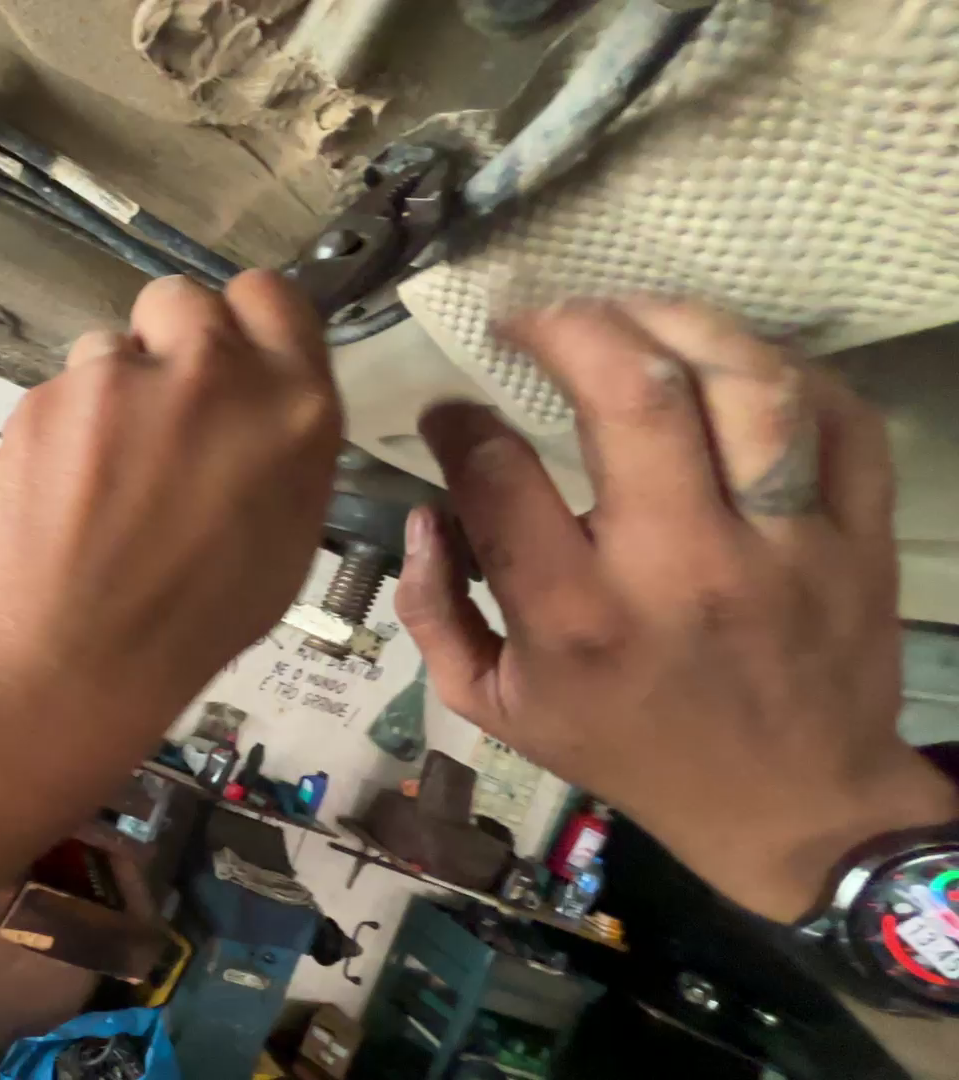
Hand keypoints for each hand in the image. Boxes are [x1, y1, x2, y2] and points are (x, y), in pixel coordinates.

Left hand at [0, 271, 340, 742]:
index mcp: (292, 408)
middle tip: (151, 413)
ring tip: (95, 475)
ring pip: (107, 348)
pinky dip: (54, 429)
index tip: (218, 356)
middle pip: (181, 300)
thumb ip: (277, 443)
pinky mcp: (41, 400)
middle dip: (166, 342)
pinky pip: (54, 393)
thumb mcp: (282, 535)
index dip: (240, 322)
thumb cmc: (193, 619)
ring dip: (105, 392)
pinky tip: (54, 492)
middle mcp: (210, 373)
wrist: (73, 659)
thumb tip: (252, 400)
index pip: (271, 296)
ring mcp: (115, 381)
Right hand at [395, 299, 958, 921]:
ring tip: (617, 308)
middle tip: (526, 318)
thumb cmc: (615, 746)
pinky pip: (836, 416)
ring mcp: (783, 544)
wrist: (794, 807)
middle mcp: (677, 565)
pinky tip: (716, 356)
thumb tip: (426, 516)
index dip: (458, 426)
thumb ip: (432, 609)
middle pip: (632, 399)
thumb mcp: (483, 702)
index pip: (500, 477)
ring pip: (746, 385)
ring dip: (672, 324)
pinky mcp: (858, 536)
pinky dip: (773, 366)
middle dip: (568, 331)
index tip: (444, 413)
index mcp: (572, 614)